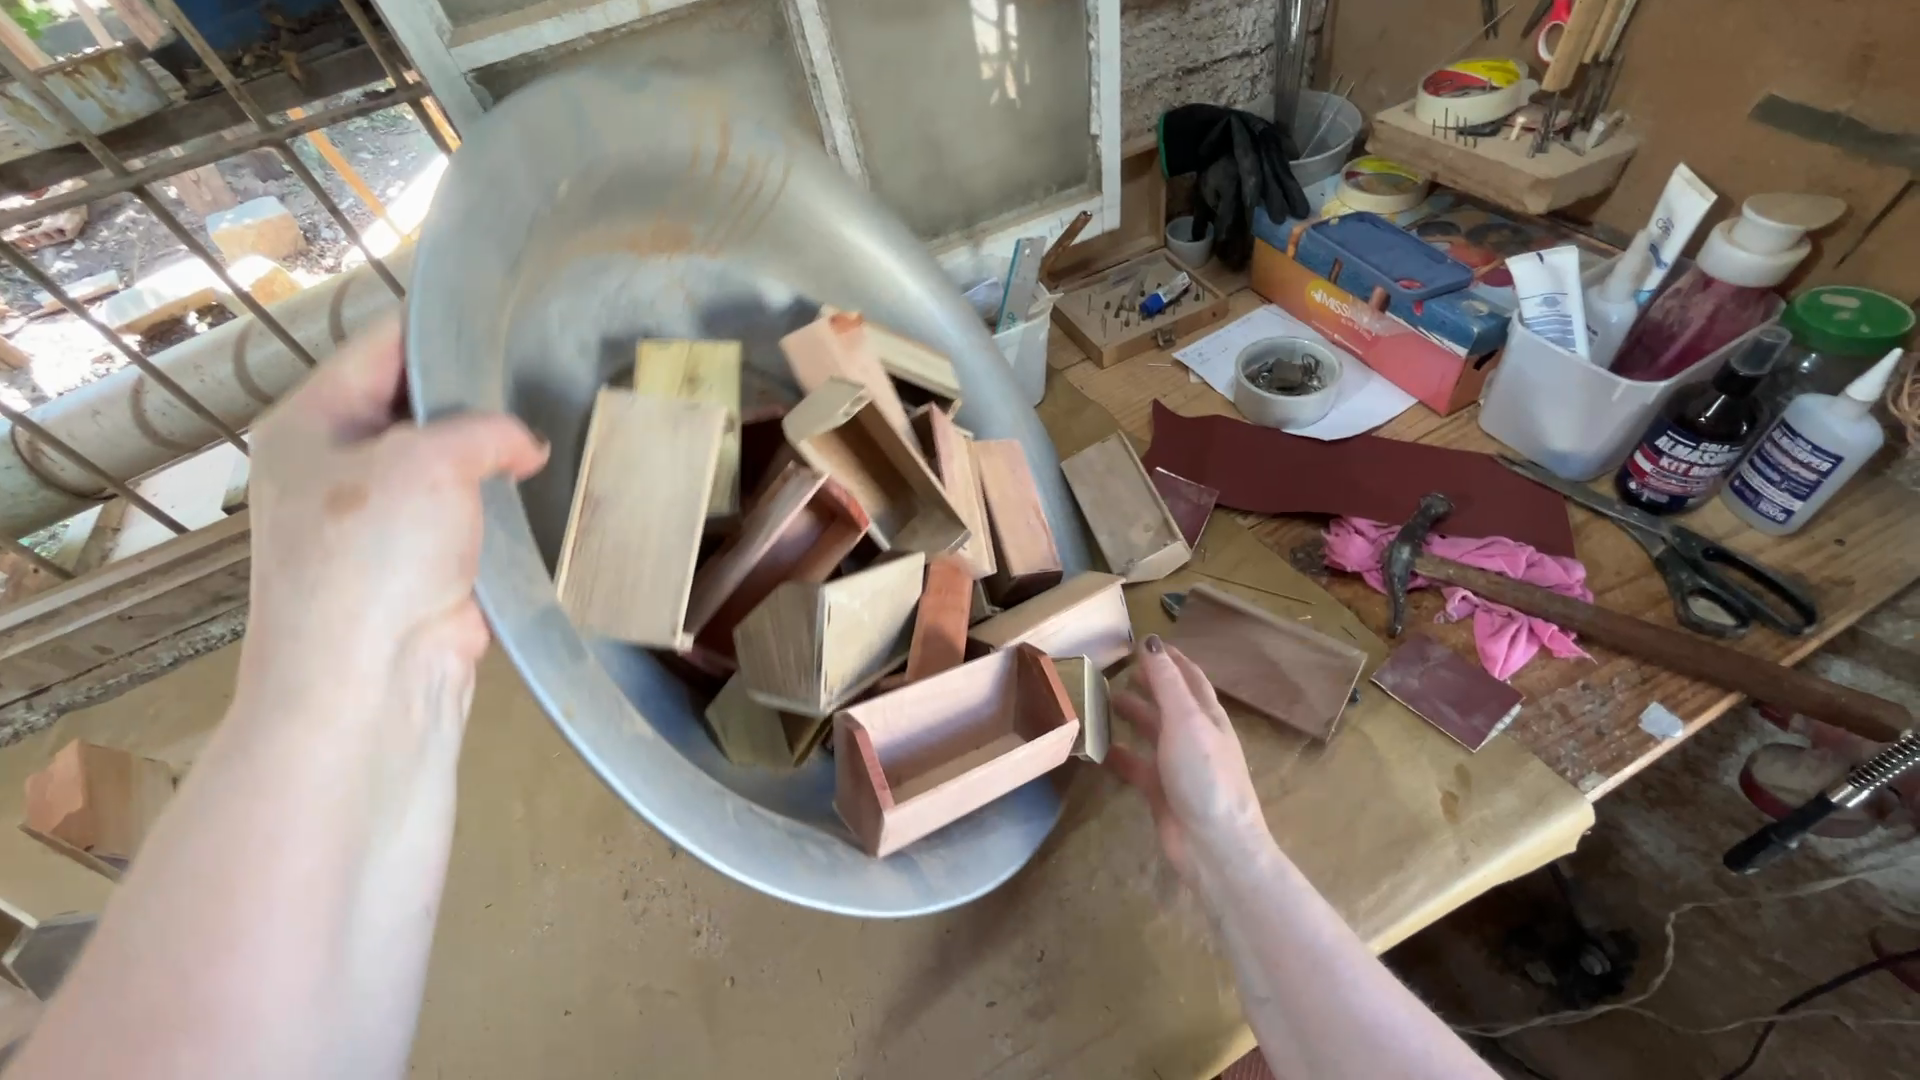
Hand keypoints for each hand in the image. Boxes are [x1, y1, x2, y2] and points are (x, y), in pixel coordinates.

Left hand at [239, 317, 547, 713]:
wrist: (374, 671)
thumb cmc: (377, 554)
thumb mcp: (426, 463)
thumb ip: (484, 431)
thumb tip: (526, 446)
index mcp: (311, 422)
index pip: (381, 349)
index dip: (442, 331)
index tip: (510, 321)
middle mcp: (339, 460)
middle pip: (416, 402)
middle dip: (477, 395)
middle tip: (544, 380)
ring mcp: (381, 511)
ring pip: (447, 457)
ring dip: (491, 450)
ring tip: (547, 430)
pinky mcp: (422, 552)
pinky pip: (465, 504)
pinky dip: (497, 495)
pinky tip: (537, 485)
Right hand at [1107, 635, 1268, 880]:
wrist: (1214, 846)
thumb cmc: (1205, 776)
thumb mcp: (1186, 721)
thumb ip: (1166, 682)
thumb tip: (1151, 640)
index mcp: (1208, 717)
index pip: (1189, 678)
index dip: (1170, 659)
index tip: (1145, 642)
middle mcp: (1195, 737)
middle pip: (1169, 703)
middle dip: (1148, 684)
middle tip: (1117, 669)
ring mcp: (1178, 765)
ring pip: (1151, 732)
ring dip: (1131, 714)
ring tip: (1102, 700)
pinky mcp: (1160, 791)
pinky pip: (1134, 764)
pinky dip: (1116, 753)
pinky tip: (1095, 746)